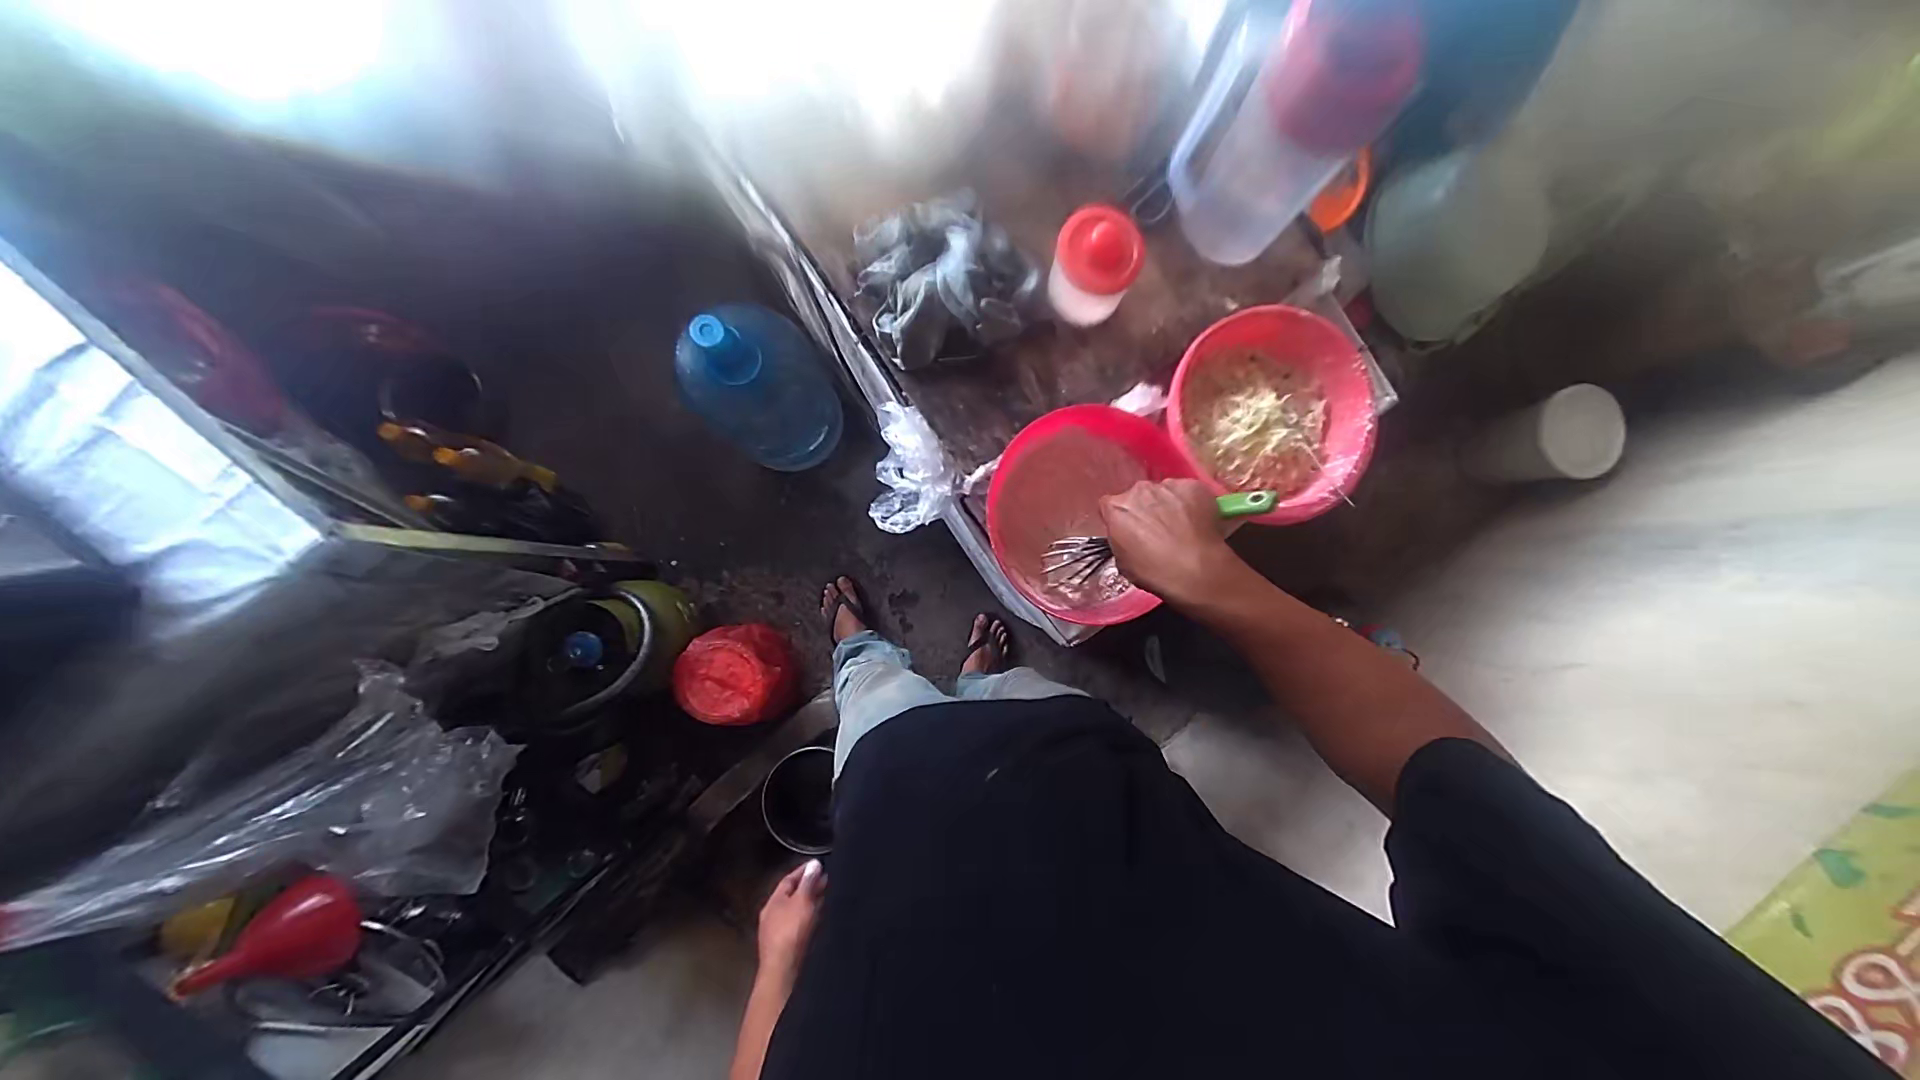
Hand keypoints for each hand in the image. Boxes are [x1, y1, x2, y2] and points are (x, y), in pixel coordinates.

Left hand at [756, 859, 825, 976]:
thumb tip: (814, 864)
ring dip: (812, 902)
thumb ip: (808, 882)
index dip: (804, 871)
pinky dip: (811, 917)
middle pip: (793, 895)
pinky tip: (822, 917)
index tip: (818, 864)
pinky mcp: (787, 946)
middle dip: (809, 886)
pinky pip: (801, 924)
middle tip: (827, 879)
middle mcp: (773, 915)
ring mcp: (778, 932)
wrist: (783, 970)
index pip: (789, 879)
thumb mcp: (802, 900)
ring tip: (829, 895)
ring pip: (797, 910)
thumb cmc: (791, 930)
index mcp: (774, 901)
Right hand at [1098, 479, 1246, 608]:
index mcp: (1116, 508)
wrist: (1197, 570)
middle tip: (1157, 531)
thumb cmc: (1156, 572)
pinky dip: (1190, 504)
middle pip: (1138, 496)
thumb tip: (1128, 536)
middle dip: (1145, 510)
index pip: (1110, 506)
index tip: (1129, 530)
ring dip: (1167, 506)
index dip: (1120, 518)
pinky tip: (1195, 523)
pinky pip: (1187, 492)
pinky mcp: (1193, 486)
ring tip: (1180, 529)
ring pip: (1163, 493)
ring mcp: (1167, 486)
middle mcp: (1139, 491)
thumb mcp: (1122, 563)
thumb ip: (1120, 539)